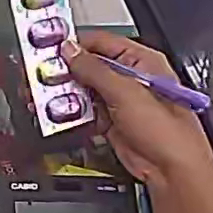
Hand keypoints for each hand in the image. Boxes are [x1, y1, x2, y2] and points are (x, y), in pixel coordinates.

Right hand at [61, 31, 212, 199]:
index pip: (102, 43)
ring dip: (66, 95)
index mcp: (142, 61)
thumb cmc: (166, 131)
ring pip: (84, 91)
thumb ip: (94, 69)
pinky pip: (85, 112)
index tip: (51, 50)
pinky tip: (59, 115)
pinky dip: (72, 114)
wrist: (170, 169)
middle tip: (43, 76)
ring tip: (46, 97)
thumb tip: (71, 52)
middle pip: (89, 67)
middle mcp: (130, 79)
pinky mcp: (111, 121)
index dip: (76, 46)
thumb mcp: (125, 92)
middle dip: (66, 73)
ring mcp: (120, 101)